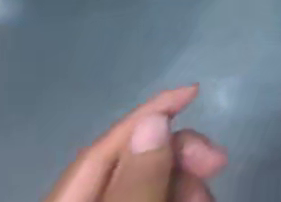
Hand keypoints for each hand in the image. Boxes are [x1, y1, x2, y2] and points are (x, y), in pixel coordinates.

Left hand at [43, 85, 227, 201]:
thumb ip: (138, 180)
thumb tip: (154, 118)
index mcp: (63, 200)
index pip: (102, 149)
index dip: (148, 114)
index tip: (196, 90)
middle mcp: (75, 201)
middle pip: (131, 163)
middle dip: (179, 155)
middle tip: (217, 163)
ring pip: (147, 179)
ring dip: (184, 178)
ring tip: (206, 197)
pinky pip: (150, 194)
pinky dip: (176, 192)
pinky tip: (196, 200)